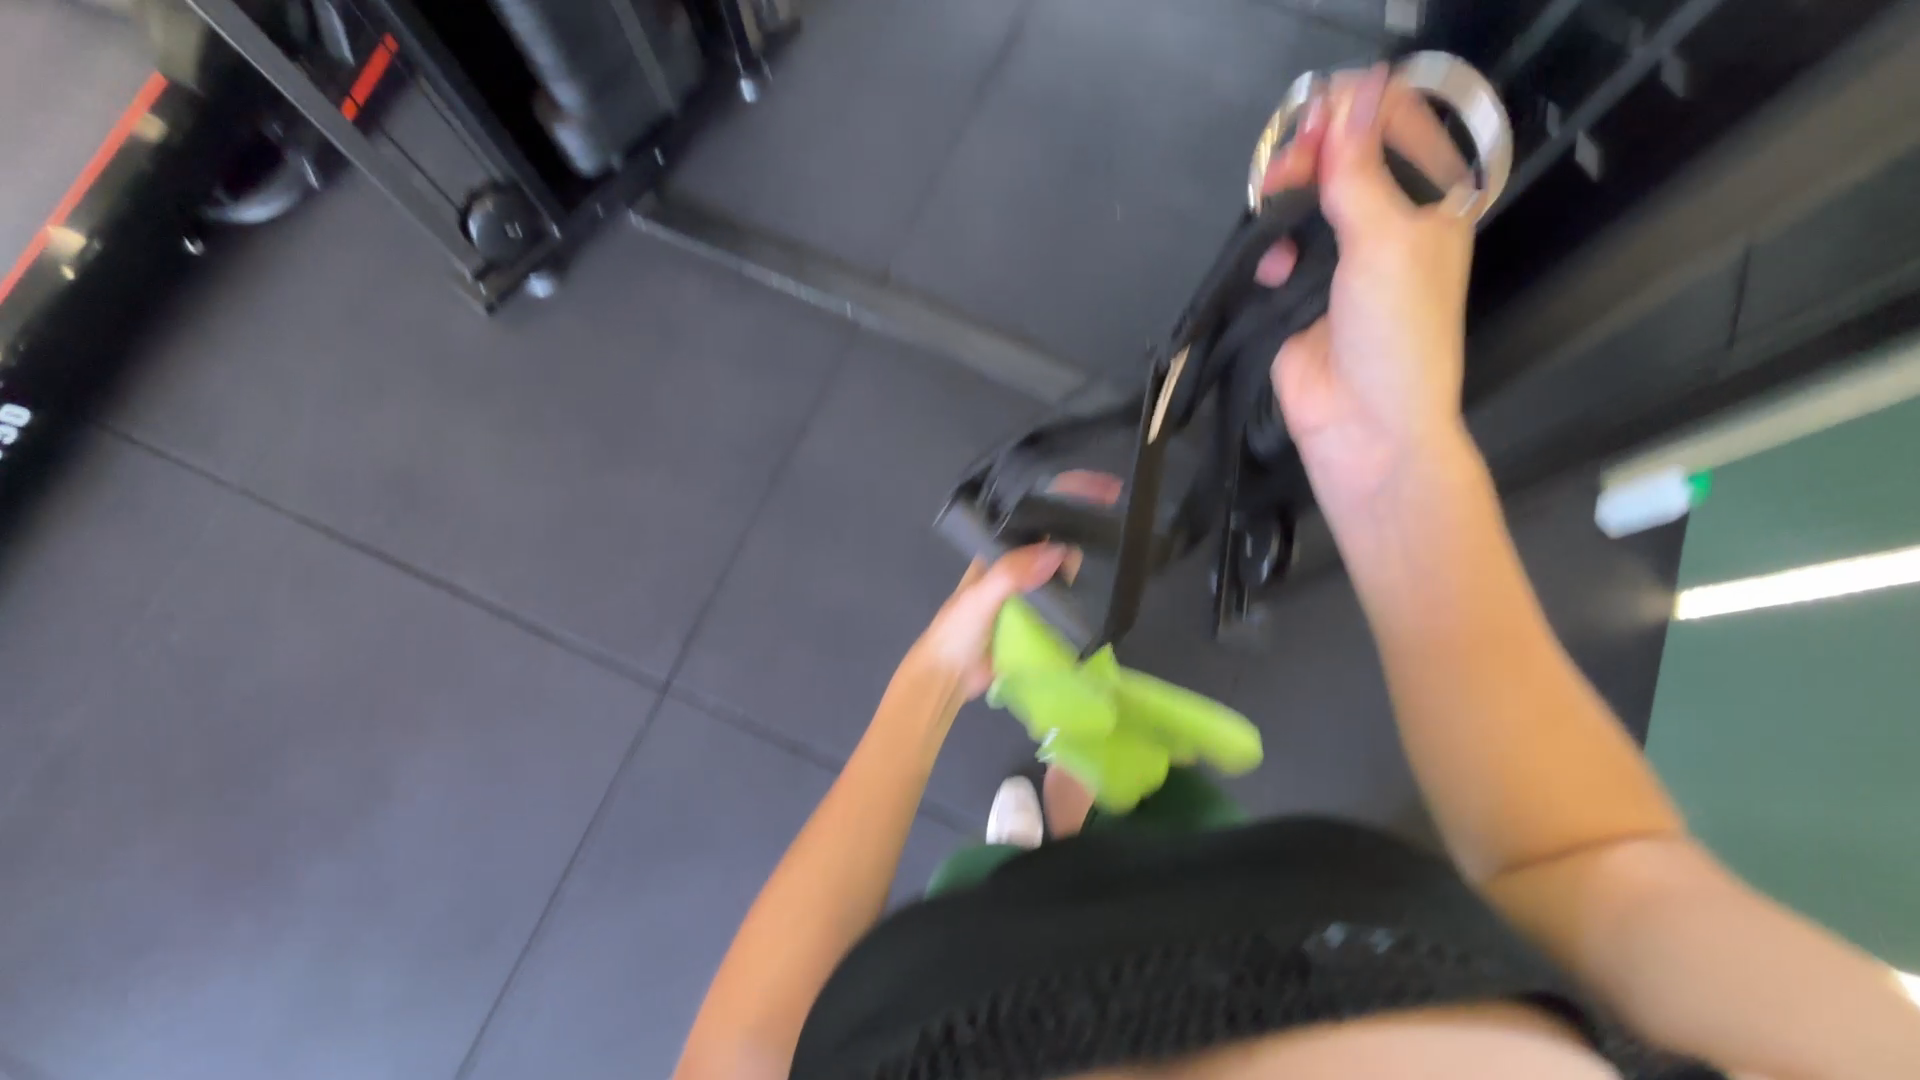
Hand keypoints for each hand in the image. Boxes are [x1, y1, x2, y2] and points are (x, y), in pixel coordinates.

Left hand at [910, 472, 1123, 699]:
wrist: (950, 677)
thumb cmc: (956, 630)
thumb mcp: (980, 597)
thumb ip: (1012, 574)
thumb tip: (1058, 553)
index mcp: (1000, 550)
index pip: (1035, 513)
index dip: (1066, 496)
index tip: (1102, 489)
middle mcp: (1017, 565)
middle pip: (1057, 539)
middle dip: (1081, 532)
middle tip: (1108, 534)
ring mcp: (1030, 592)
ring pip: (1065, 570)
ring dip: (1082, 568)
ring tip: (1110, 563)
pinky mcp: (1041, 618)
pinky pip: (1066, 602)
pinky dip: (1080, 599)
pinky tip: (1097, 597)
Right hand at [1258, 65, 1475, 506]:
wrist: (1363, 425)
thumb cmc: (1397, 332)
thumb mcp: (1387, 242)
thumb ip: (1358, 171)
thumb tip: (1352, 92)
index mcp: (1428, 207)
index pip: (1394, 133)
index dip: (1358, 114)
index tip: (1321, 112)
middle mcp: (1382, 227)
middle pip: (1339, 164)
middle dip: (1311, 155)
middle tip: (1289, 162)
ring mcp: (1334, 263)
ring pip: (1300, 204)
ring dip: (1283, 197)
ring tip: (1271, 201)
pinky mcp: (1292, 294)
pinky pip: (1274, 251)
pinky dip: (1268, 250)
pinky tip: (1272, 265)